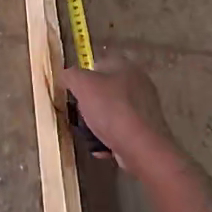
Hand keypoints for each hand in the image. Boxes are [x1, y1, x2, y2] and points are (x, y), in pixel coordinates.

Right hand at [59, 56, 184, 176]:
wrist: (141, 146)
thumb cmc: (111, 109)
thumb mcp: (82, 85)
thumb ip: (70, 75)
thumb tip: (65, 76)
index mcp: (125, 66)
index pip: (98, 63)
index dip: (83, 77)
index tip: (73, 92)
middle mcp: (138, 83)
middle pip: (104, 89)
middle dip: (89, 103)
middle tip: (80, 114)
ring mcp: (144, 107)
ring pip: (111, 111)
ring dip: (97, 123)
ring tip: (89, 133)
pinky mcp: (146, 129)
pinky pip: (121, 129)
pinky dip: (109, 138)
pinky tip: (101, 147)